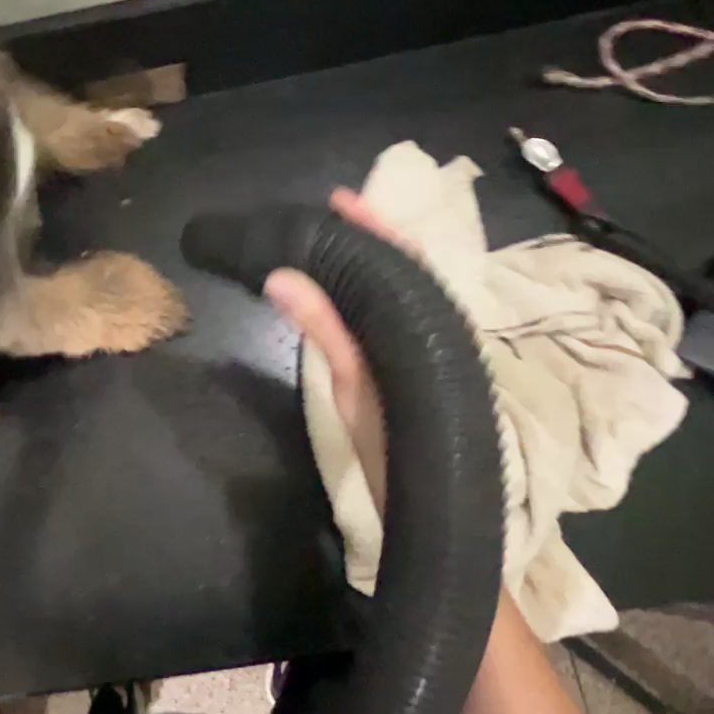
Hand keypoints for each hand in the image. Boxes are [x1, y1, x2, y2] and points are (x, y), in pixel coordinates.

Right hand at [263, 189, 423, 512]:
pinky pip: (384, 322)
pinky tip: (337, 293)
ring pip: (396, 296)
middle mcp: (429, 332)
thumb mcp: (356, 392)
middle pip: (404, 272)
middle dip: (369, 239)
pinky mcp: (407, 373)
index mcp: (425, 328)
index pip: (405, 262)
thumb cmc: (395, 456)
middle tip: (327, 212)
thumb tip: (282, 277)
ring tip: (325, 241)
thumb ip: (326, 331)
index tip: (342, 199)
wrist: (431, 514)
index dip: (375, 228)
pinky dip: (360, 300)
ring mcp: (420, 353)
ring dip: (364, 266)